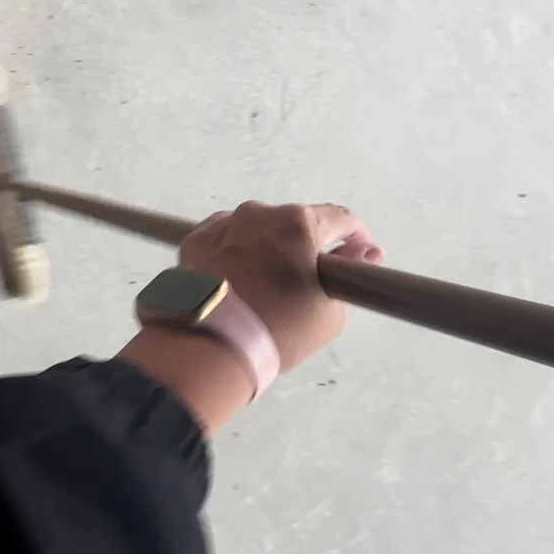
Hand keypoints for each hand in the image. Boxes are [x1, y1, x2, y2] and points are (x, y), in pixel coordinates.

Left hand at [178, 201, 383, 371]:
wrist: (211, 341)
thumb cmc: (280, 326)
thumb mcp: (330, 309)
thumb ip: (346, 272)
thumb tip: (359, 250)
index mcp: (296, 222)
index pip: (340, 219)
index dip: (356, 238)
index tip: (360, 257)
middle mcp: (256, 213)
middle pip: (291, 223)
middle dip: (304, 245)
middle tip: (304, 278)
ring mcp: (220, 223)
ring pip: (253, 229)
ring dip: (264, 247)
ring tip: (263, 283)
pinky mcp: (193, 240)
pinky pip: (222, 240)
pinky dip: (232, 253)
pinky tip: (234, 279)